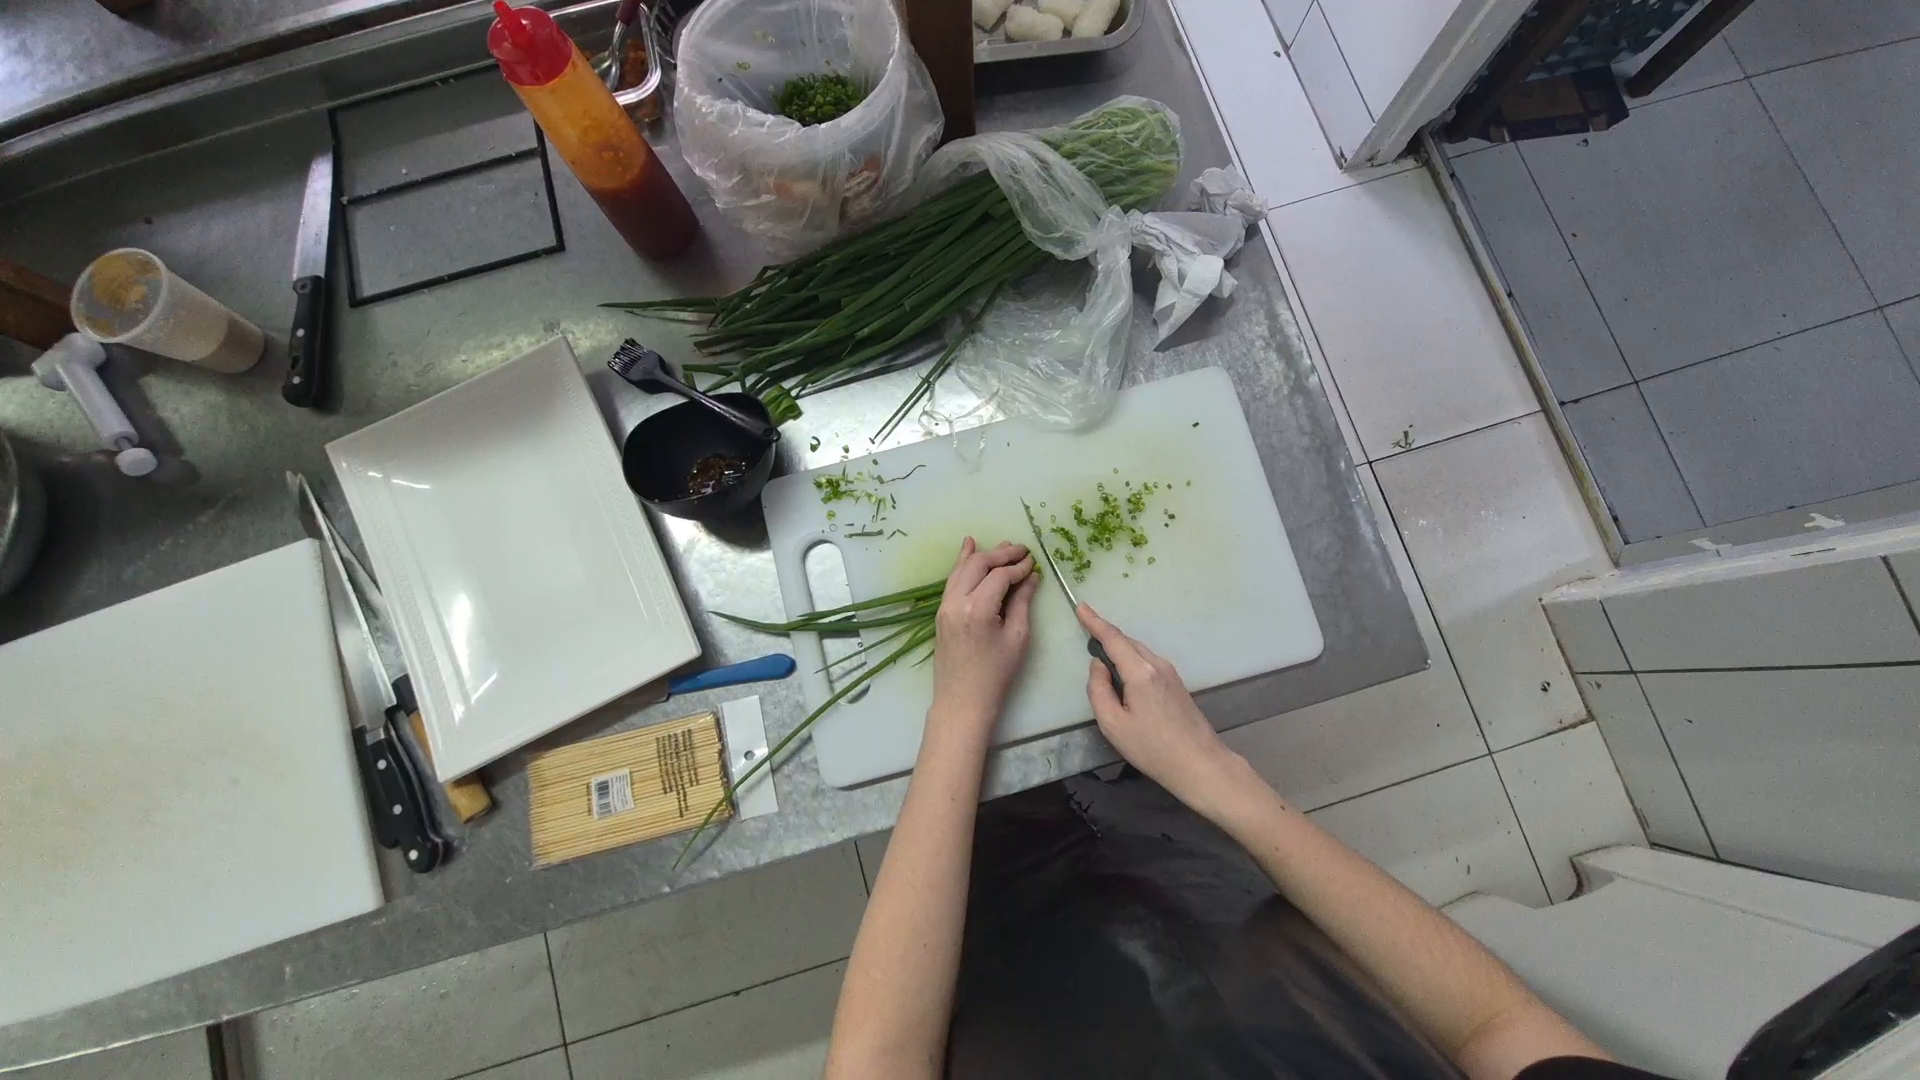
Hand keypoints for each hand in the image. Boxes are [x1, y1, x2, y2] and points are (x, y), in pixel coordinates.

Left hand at [929, 538, 1038, 734]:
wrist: (962, 701)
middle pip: (979, 565)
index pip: (1000, 576)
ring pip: (962, 569)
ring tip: (1002, 546)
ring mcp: (945, 606)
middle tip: (1022, 549)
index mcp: (978, 608)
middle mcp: (957, 601)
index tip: (1034, 562)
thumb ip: (1022, 602)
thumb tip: (1031, 577)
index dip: (1018, 567)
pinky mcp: (941, 612)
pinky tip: (969, 548)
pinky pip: (952, 580)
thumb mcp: (1017, 638)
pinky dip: (962, 563)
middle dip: (1001, 554)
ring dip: (982, 555)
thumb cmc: (995, 674)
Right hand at [1079, 604, 1250, 817]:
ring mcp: (1170, 673)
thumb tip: (1098, 666)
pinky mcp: (1176, 684)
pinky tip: (1124, 676)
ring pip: (1139, 652)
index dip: (1095, 622)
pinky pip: (1147, 662)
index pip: (1113, 638)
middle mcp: (1158, 665)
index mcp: (1141, 672)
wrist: (1200, 764)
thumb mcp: (1113, 724)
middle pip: (1127, 642)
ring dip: (1119, 649)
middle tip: (1086, 633)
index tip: (1081, 607)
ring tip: (1102, 659)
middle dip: (1106, 635)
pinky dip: (1131, 660)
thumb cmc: (1152, 748)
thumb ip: (1098, 690)